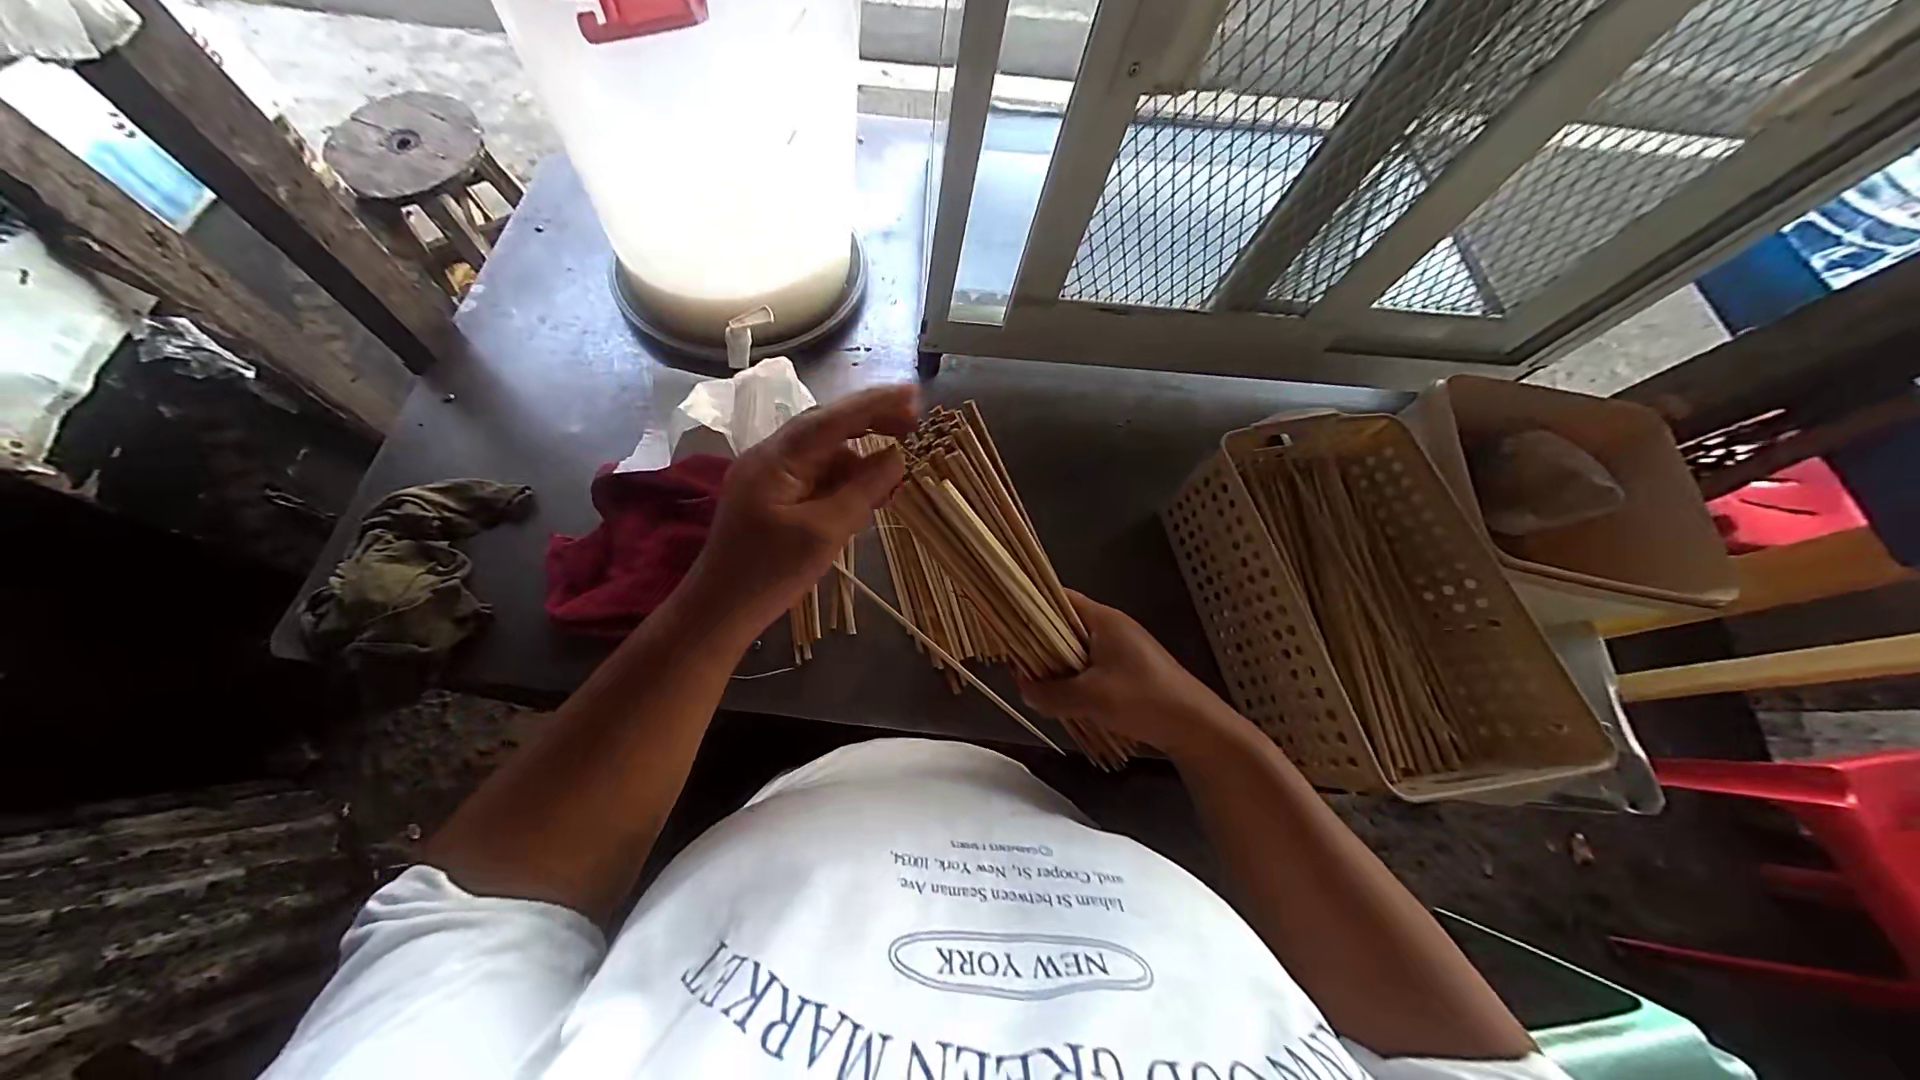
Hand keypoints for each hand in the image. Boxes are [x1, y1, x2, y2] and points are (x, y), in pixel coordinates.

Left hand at [684, 384, 920, 632]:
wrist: (720, 610)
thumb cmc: (770, 574)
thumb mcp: (824, 532)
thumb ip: (863, 490)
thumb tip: (896, 457)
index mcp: (777, 458)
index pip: (833, 418)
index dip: (876, 404)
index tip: (915, 394)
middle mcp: (771, 456)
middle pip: (828, 427)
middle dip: (872, 424)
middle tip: (915, 427)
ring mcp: (770, 476)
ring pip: (825, 454)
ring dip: (861, 460)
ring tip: (895, 479)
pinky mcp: (774, 496)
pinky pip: (817, 477)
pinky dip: (845, 481)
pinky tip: (867, 496)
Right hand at [1016, 591, 1252, 758]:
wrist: (1197, 727)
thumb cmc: (1145, 700)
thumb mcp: (1091, 698)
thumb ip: (1051, 693)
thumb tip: (1023, 689)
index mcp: (1103, 619)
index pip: (1058, 599)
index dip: (1031, 608)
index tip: (1008, 626)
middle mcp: (1111, 627)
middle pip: (1063, 625)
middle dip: (1040, 645)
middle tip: (1020, 666)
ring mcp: (1121, 649)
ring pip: (1075, 649)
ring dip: (1057, 666)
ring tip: (1040, 687)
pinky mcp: (1128, 671)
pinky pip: (1090, 666)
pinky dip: (1074, 679)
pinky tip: (1067, 700)